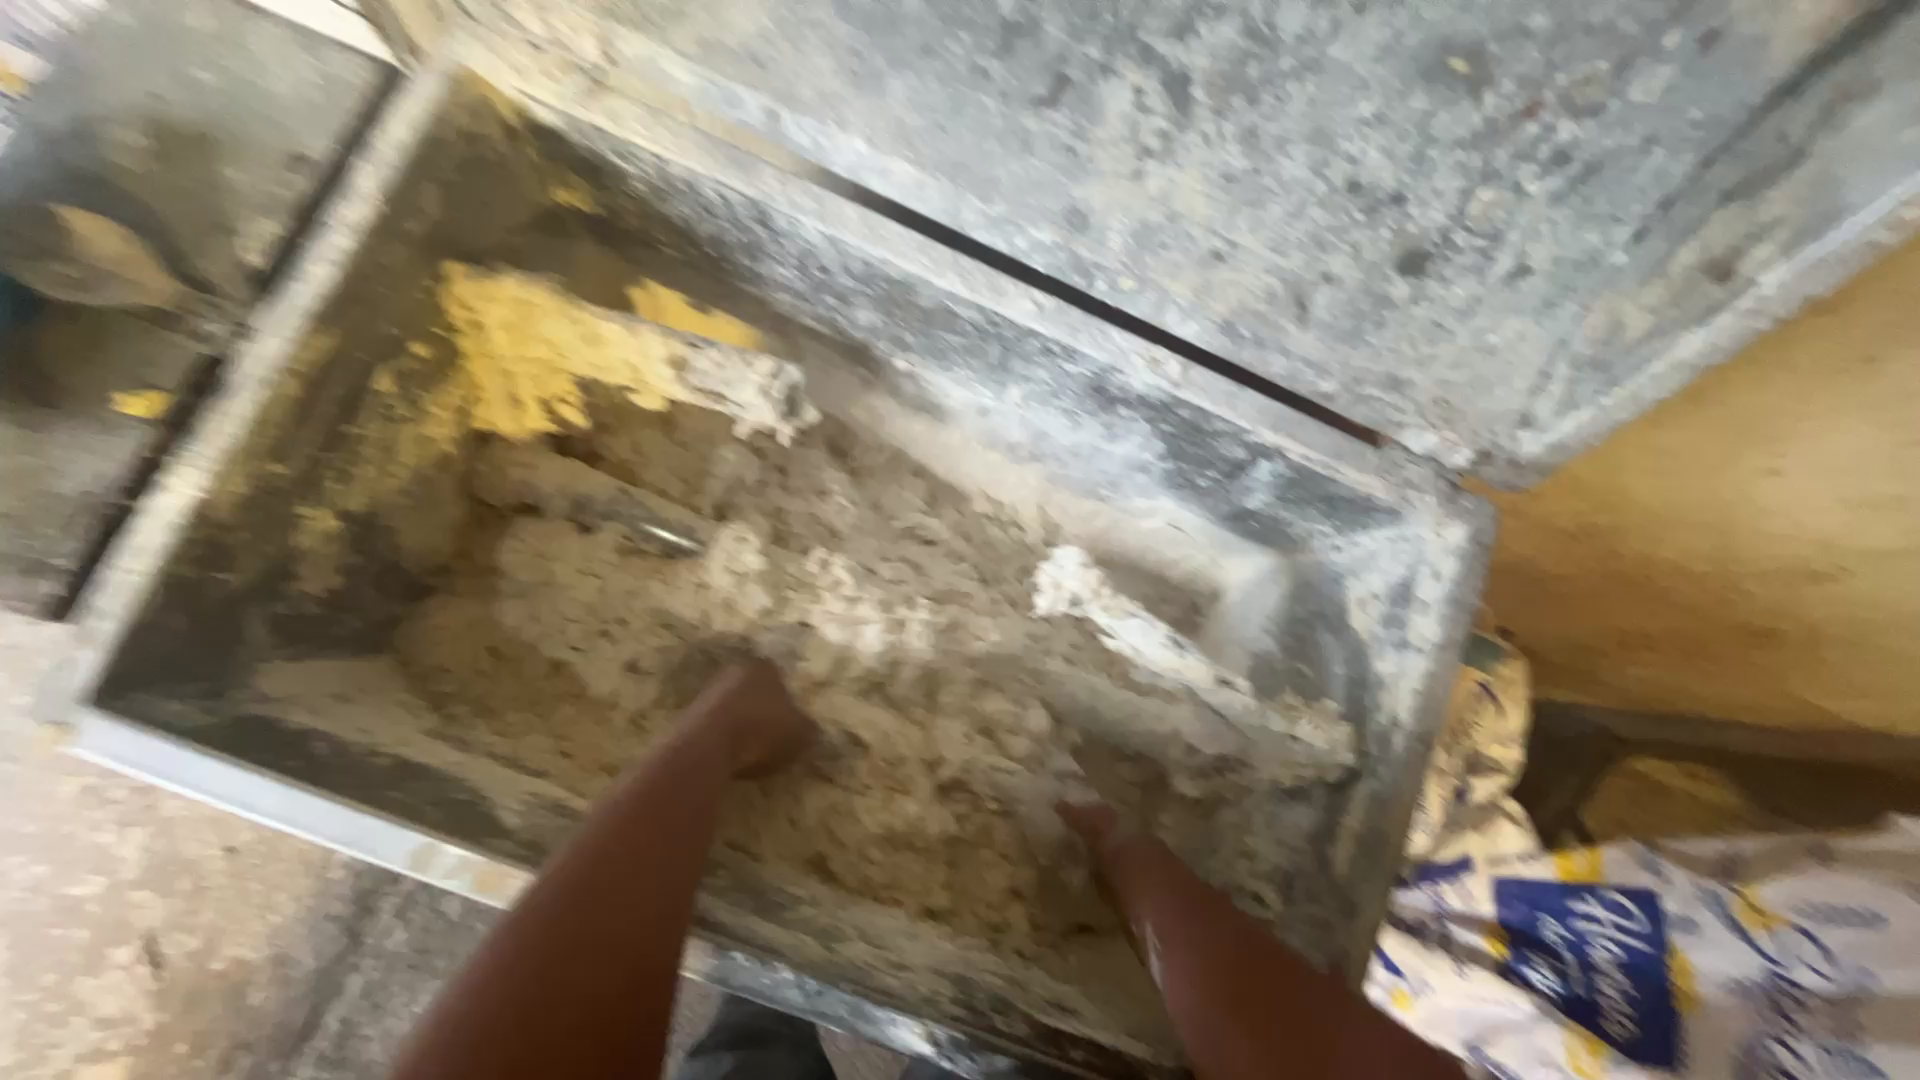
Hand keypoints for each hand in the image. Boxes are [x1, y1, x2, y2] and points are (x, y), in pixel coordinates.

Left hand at [680, 656, 816, 777]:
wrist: (708, 746)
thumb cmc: (762, 729)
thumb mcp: (801, 732)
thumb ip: (808, 727)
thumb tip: (809, 728)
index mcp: (764, 667)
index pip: (779, 676)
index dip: (787, 699)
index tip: (791, 721)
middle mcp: (735, 672)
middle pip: (753, 690)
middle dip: (761, 709)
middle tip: (772, 734)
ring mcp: (709, 692)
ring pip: (732, 707)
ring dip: (741, 725)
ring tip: (751, 750)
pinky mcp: (689, 716)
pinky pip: (715, 726)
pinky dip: (724, 738)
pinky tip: (731, 756)